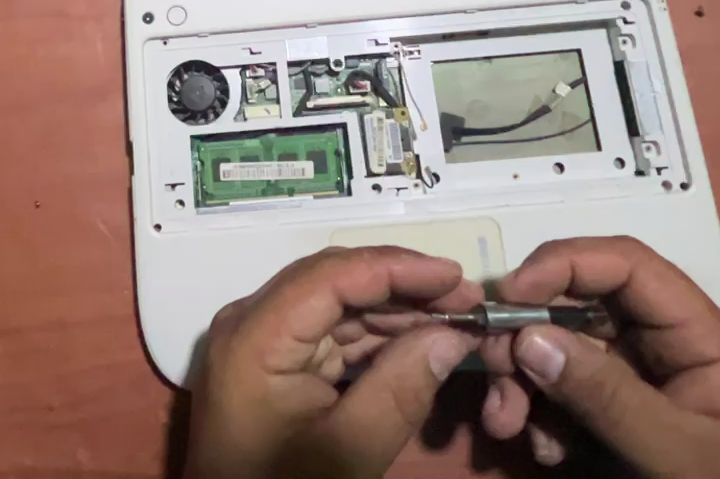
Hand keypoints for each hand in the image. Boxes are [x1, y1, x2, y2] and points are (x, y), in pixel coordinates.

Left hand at [185, 246, 484, 478]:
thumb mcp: (348, 452)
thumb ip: (401, 388)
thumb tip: (451, 334)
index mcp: (258, 332)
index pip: (333, 274)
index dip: (397, 267)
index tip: (456, 274)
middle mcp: (253, 319)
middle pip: (333, 281)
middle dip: (402, 284)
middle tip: (466, 296)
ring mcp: (261, 337)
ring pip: (334, 302)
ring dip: (394, 308)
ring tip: (453, 314)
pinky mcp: (272, 358)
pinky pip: (327, 330)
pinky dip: (374, 333)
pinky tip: (417, 336)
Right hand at [478, 236, 719, 476]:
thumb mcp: (689, 459)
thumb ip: (612, 400)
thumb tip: (528, 337)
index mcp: (696, 334)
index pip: (626, 264)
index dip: (564, 263)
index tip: (511, 293)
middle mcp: (657, 346)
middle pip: (576, 303)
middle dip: (524, 330)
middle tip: (490, 365)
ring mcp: (631, 382)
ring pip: (555, 348)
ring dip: (518, 377)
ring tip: (503, 422)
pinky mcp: (611, 420)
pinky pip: (557, 394)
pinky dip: (535, 413)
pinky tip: (539, 447)